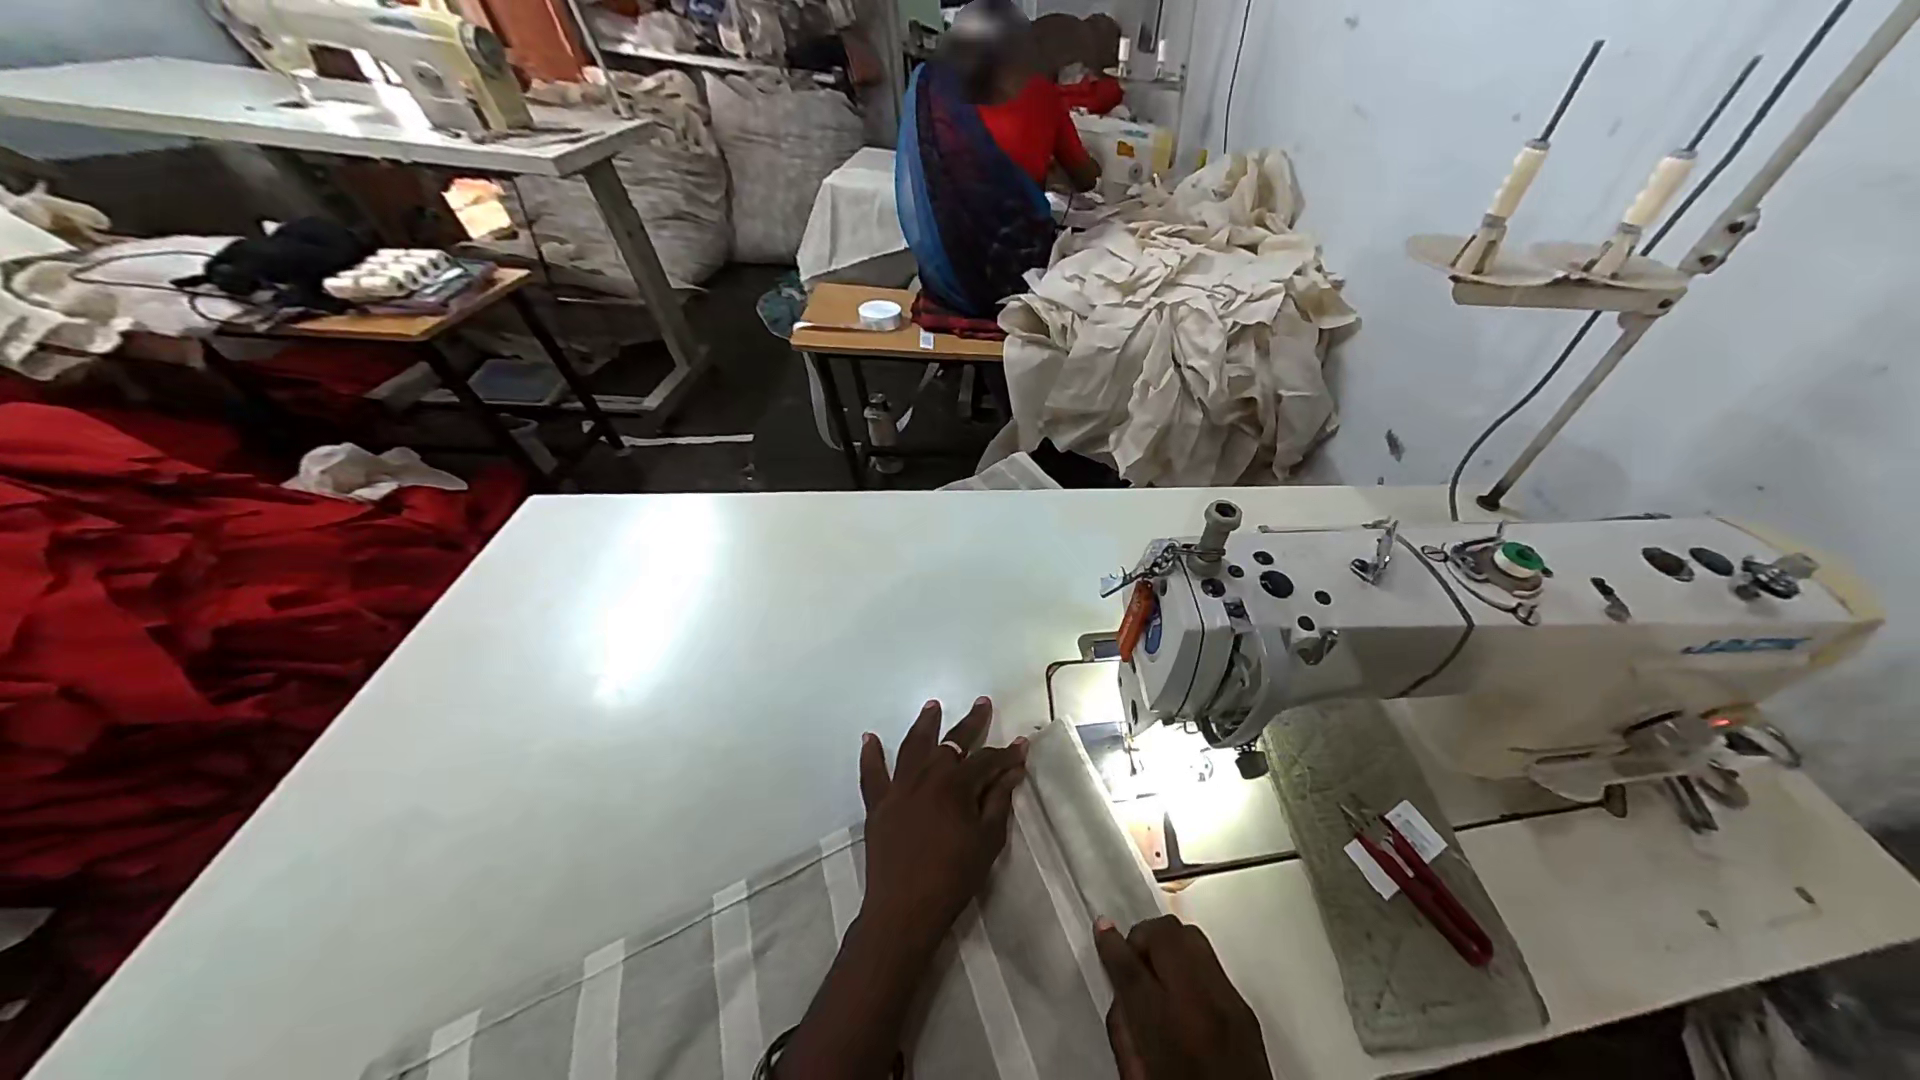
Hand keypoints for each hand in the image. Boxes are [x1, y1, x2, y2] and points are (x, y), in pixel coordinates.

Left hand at [858, 698, 1028, 954]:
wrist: (904, 909)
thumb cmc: (954, 877)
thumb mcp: (987, 840)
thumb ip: (999, 800)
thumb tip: (1013, 769)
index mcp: (956, 785)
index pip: (986, 761)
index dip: (1006, 754)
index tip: (1021, 746)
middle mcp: (926, 777)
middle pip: (951, 742)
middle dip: (970, 723)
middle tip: (982, 704)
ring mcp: (898, 788)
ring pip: (912, 746)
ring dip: (924, 724)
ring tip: (932, 705)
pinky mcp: (877, 804)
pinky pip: (872, 774)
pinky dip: (871, 755)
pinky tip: (869, 738)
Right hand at [1095, 915, 1271, 1079]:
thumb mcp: (1136, 1074)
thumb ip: (1122, 1026)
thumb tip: (1120, 989)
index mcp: (1165, 1027)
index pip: (1129, 966)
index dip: (1110, 943)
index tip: (1102, 931)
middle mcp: (1201, 1007)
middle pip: (1166, 934)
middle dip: (1144, 938)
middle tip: (1133, 960)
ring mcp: (1229, 1004)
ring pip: (1192, 937)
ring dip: (1169, 946)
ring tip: (1159, 973)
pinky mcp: (1246, 1010)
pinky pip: (1212, 963)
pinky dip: (1191, 964)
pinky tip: (1184, 991)